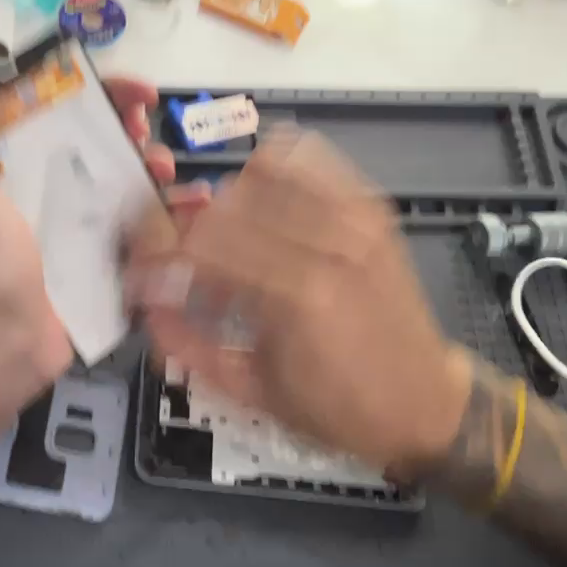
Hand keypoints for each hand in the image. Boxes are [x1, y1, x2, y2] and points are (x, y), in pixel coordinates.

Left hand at [0, 79, 176, 417]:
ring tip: (177, 178)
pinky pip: (135, 233)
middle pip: (97, 148)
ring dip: (155, 174)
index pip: (59, 114)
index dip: (100, 94)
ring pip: (122, 188)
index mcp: (7, 172)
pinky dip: (165, 220)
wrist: (0, 346)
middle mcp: (39, 197)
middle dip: (132, 134)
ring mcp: (71, 234)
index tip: (137, 94)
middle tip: (152, 139)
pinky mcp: (95, 267)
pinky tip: (193, 213)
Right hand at [126, 128, 471, 479]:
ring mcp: (354, 219)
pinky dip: (271, 168)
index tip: (141, 275)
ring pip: (258, 173)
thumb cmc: (337, 408)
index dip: (157, 259)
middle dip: (184, 232)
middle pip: (223, 207)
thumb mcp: (252, 391)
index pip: (200, 247)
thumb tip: (144, 305)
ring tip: (224, 238)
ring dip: (226, 204)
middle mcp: (327, 245)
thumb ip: (187, 344)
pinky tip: (261, 200)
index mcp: (295, 297)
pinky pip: (307, 157)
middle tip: (177, 263)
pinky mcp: (370, 208)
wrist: (425, 403)